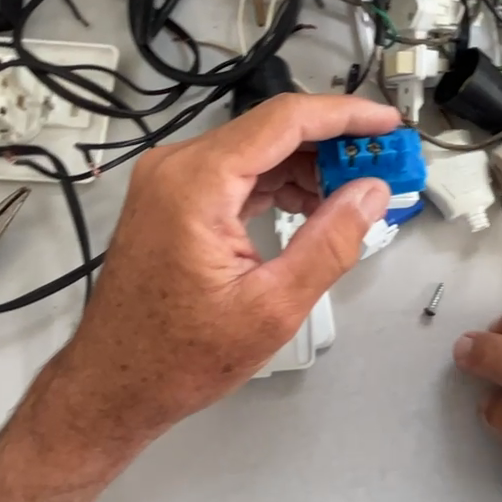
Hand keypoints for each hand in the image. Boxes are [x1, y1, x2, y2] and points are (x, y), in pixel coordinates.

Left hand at [55, 94, 397, 441]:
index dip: (345, 115)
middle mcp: (178, 167)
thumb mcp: (273, 306)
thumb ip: (331, 242)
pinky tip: (314, 206)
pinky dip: (281, 181)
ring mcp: (173, 179)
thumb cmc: (179, 357)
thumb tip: (373, 193)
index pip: (284, 121)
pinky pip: (240, 170)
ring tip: (355, 194)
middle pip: (273, 130)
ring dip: (310, 165)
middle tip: (383, 164)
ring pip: (259, 148)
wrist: (113, 385)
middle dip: (334, 144)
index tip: (388, 125)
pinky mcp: (176, 195)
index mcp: (196, 183)